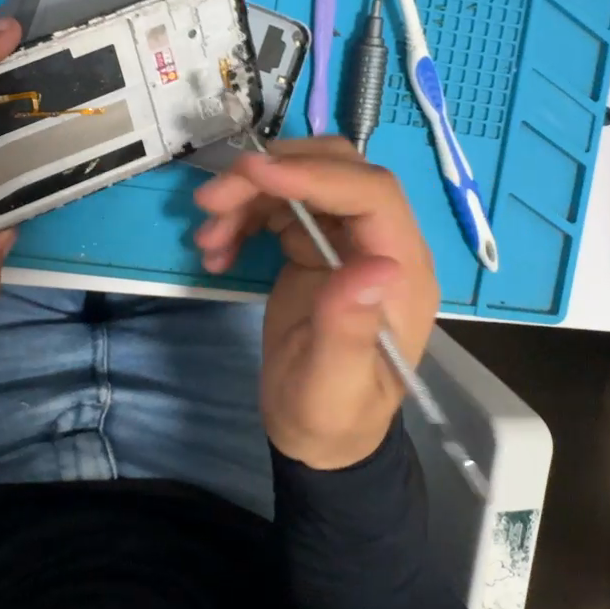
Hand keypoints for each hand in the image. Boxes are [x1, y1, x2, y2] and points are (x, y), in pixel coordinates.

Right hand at [194, 138, 438, 468]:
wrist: (317, 437)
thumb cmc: (332, 417)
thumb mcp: (335, 385)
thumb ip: (350, 328)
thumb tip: (374, 264)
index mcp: (402, 272)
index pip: (371, 194)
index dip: (316, 174)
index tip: (254, 174)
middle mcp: (379, 244)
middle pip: (335, 171)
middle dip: (272, 175)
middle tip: (213, 199)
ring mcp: (345, 242)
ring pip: (300, 184)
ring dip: (247, 197)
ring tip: (206, 237)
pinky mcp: (314, 247)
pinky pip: (276, 209)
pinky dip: (241, 218)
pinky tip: (216, 252)